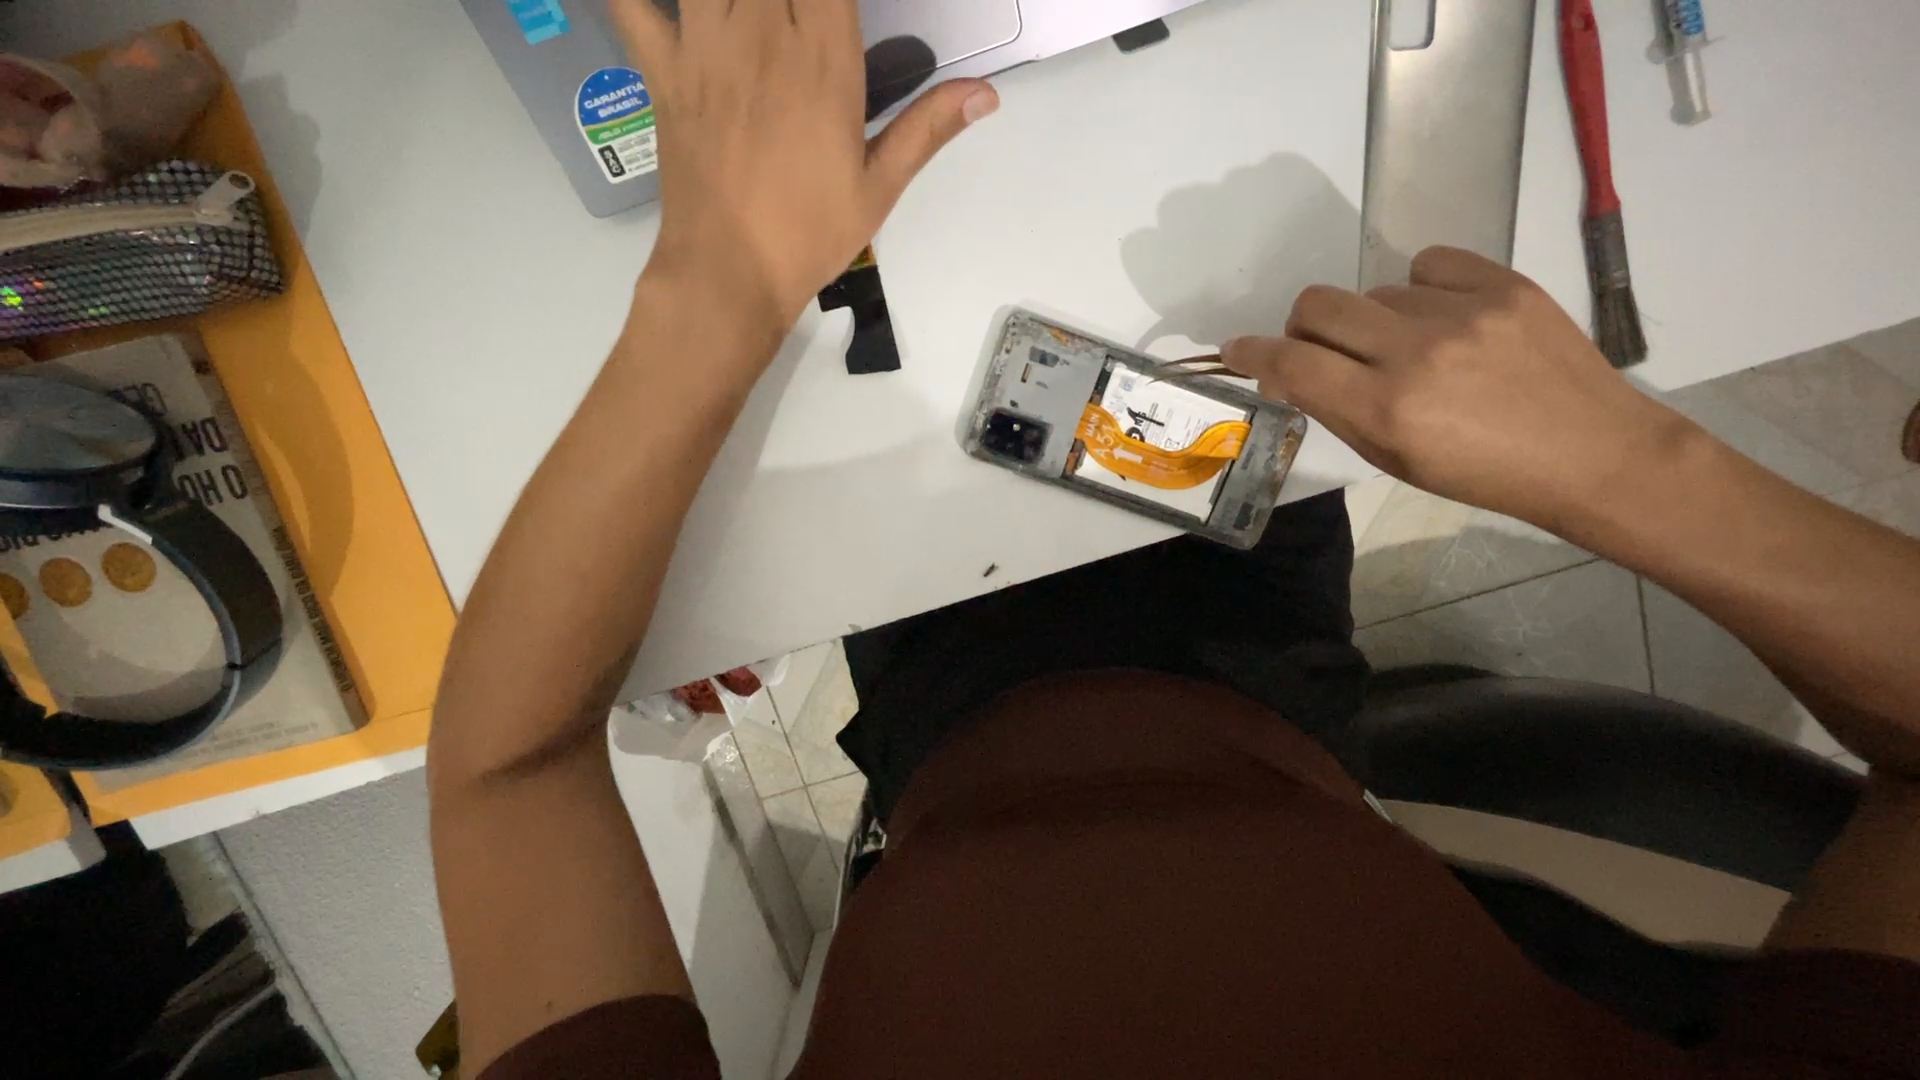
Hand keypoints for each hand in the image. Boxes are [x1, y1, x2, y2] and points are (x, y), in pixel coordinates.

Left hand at [610, 0, 998, 334]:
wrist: (729, 273)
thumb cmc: (809, 235)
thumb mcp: (878, 188)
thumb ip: (928, 129)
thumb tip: (987, 93)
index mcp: (823, 61)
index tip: (839, 8)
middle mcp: (761, 34)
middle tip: (800, 14)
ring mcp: (703, 47)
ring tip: (755, 6)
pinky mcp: (663, 70)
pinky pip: (632, 4)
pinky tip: (660, 2)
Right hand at [1221, 246, 1691, 529]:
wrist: (1591, 453)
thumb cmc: (1480, 473)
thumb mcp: (1393, 460)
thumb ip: (1336, 411)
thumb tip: (1294, 373)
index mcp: (1385, 409)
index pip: (1291, 364)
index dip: (1252, 354)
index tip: (1237, 351)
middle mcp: (1415, 353)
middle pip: (1317, 306)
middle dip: (1302, 328)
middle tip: (1321, 349)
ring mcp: (1463, 313)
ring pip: (1373, 292)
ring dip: (1370, 320)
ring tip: (1408, 347)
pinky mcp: (1504, 285)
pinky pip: (1428, 265)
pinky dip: (1419, 289)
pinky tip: (1442, 317)